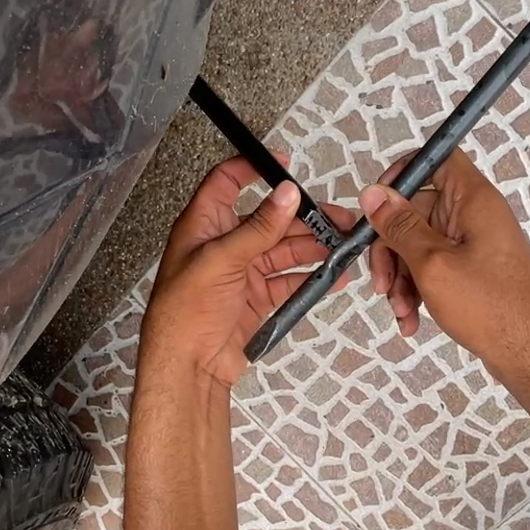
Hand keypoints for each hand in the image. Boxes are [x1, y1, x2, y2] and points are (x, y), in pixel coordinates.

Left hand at [140, 158, 353, 389]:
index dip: (251, 170)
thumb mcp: (222, 259)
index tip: (284, 164)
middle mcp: (223, 245)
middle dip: (302, 218)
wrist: (188, 365)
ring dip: (311, 248)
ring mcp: (241, 274)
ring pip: (282, 252)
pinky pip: (287, 283)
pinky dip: (309, 279)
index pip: (226, 184)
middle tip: (336, 219)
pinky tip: (332, 276)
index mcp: (204, 226)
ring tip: (342, 247)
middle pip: (267, 220)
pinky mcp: (255, 300)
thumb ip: (259, 227)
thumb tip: (288, 194)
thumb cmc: (187, 308)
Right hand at [360, 149, 529, 382]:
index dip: (404, 174)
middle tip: (379, 283)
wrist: (528, 354)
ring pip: (421, 245)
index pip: (437, 159)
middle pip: (418, 211)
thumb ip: (400, 227)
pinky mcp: (474, 271)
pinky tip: (410, 320)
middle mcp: (476, 216)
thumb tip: (373, 193)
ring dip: (402, 277)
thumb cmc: (488, 306)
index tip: (378, 205)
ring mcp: (475, 244)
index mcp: (473, 200)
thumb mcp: (432, 264)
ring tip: (400, 310)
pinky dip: (418, 290)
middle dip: (391, 248)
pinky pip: (435, 268)